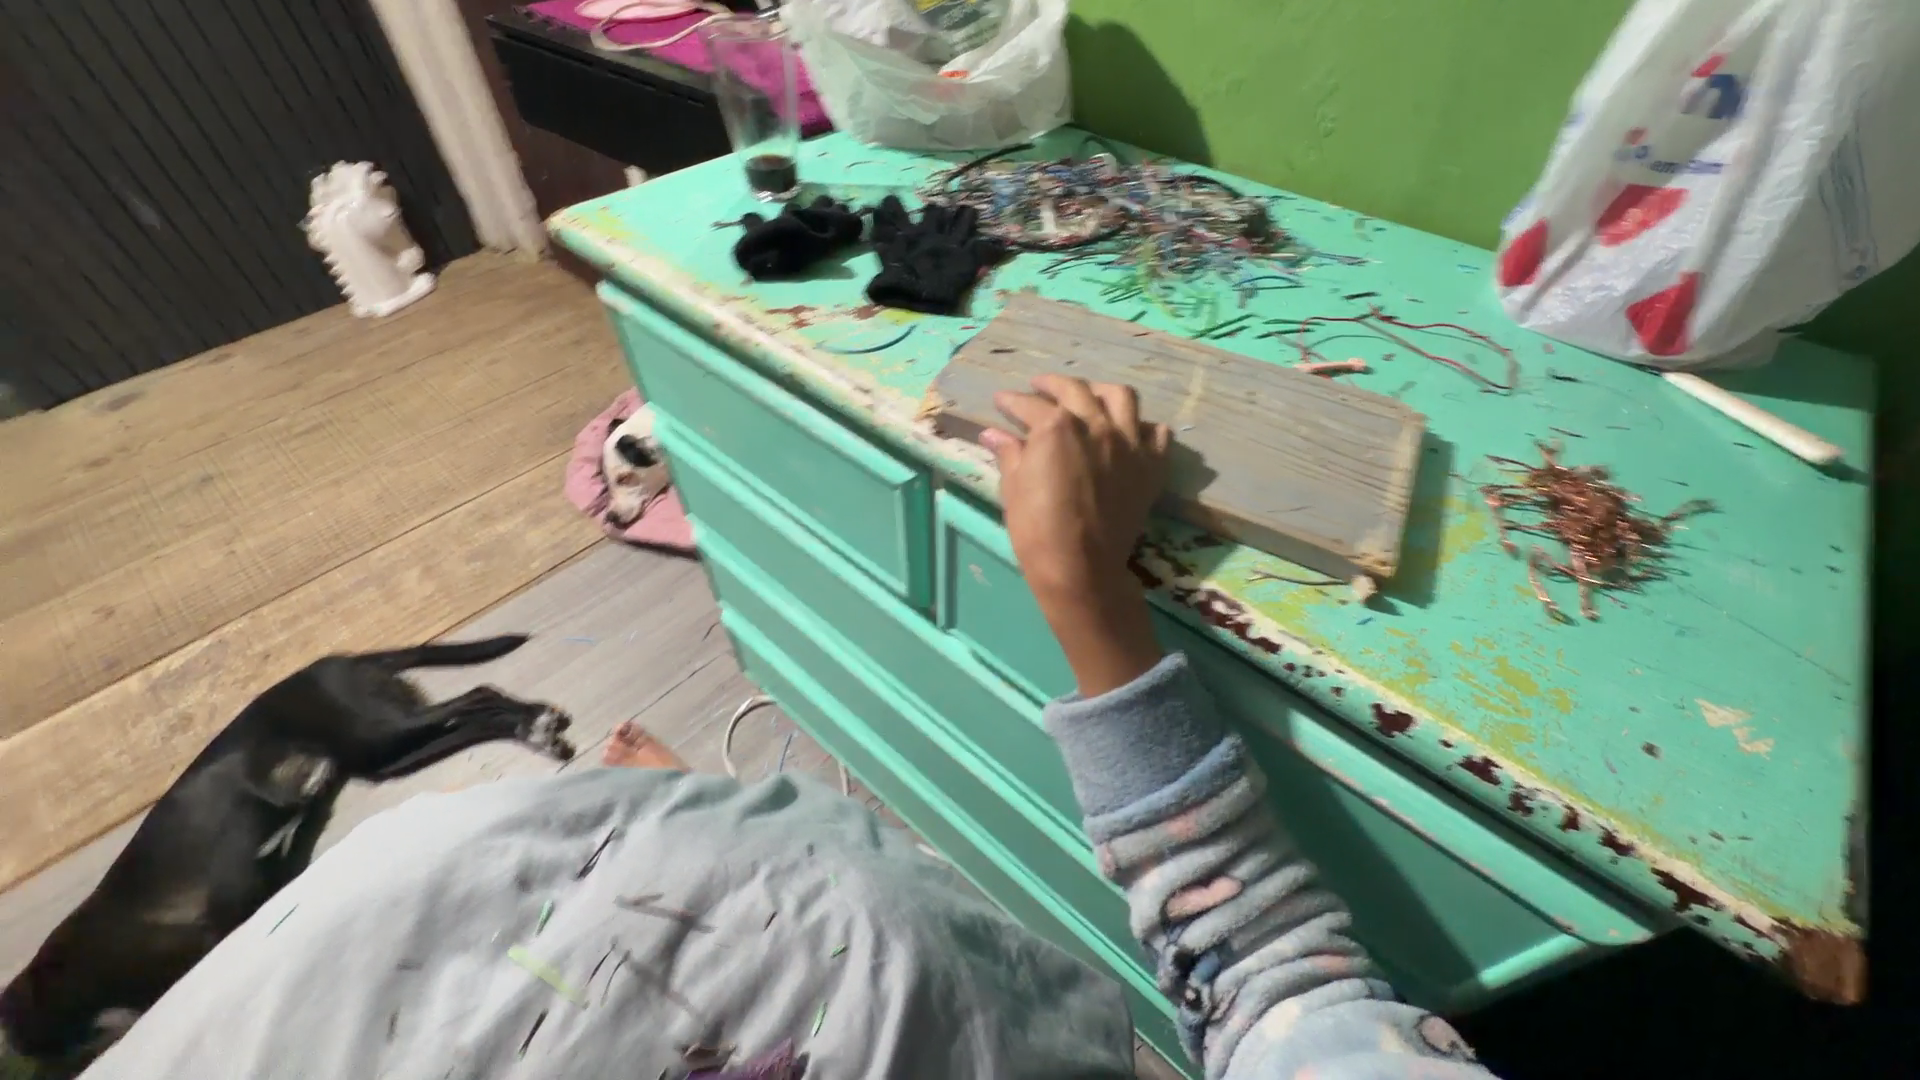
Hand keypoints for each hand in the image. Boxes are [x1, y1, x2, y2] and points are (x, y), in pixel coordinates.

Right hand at [981, 375, 1171, 696]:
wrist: (1081, 568)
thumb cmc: (1037, 530)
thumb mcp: (1013, 488)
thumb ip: (1009, 454)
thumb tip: (993, 434)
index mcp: (1056, 427)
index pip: (1028, 405)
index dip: (1011, 402)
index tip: (1002, 402)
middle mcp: (1095, 424)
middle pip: (1075, 390)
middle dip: (1051, 385)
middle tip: (1039, 388)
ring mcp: (1128, 443)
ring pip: (1121, 397)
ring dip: (1100, 391)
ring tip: (1088, 397)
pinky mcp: (1150, 466)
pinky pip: (1155, 433)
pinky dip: (1141, 427)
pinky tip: (1129, 432)